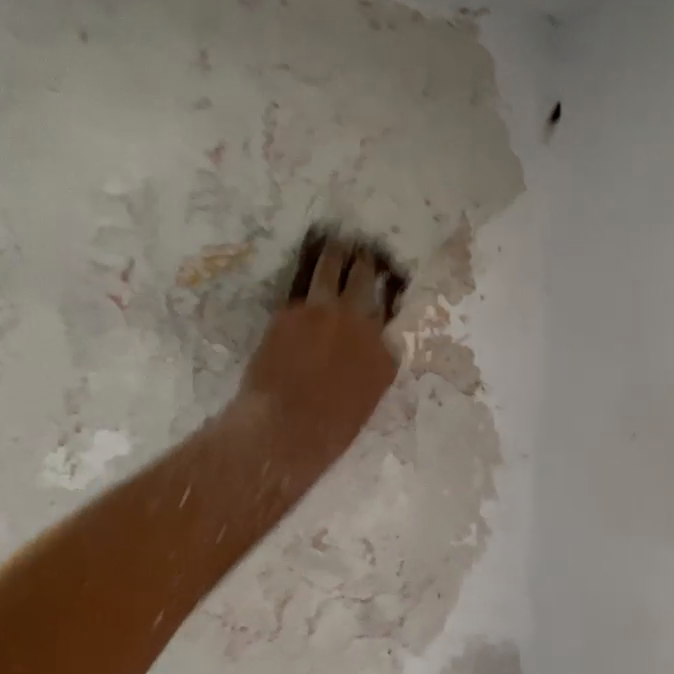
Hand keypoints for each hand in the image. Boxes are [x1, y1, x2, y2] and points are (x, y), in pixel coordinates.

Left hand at [228, 225, 405, 471]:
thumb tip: (359, 353)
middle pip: (366, 282)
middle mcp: (361, 325)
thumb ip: (368, 369)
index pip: (389, 314)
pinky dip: (305, 274)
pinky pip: (300, 287)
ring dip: (336, 255)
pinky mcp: (292, 311)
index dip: (386, 297)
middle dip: (366, 265)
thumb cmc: (326, 431)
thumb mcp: (364, 402)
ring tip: (337, 242)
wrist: (284, 428)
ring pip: (332, 271)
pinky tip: (305, 263)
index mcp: (384, 355)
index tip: (385, 285)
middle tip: (364, 253)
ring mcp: (325, 313)